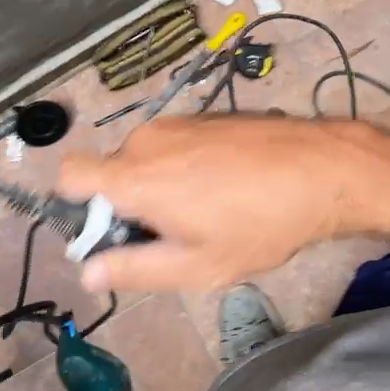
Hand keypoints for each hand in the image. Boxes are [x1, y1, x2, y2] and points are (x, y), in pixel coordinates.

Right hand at [58, 117, 389, 291]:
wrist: (320, 167)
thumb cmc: (257, 224)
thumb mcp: (197, 265)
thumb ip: (135, 269)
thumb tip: (87, 274)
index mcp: (133, 177)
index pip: (68, 174)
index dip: (74, 205)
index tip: (108, 232)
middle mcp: (143, 141)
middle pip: (109, 174)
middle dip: (126, 205)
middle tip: (172, 236)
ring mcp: (172, 123)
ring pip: (141, 160)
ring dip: (156, 187)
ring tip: (206, 213)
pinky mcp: (198, 116)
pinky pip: (168, 146)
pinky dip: (180, 168)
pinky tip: (223, 188)